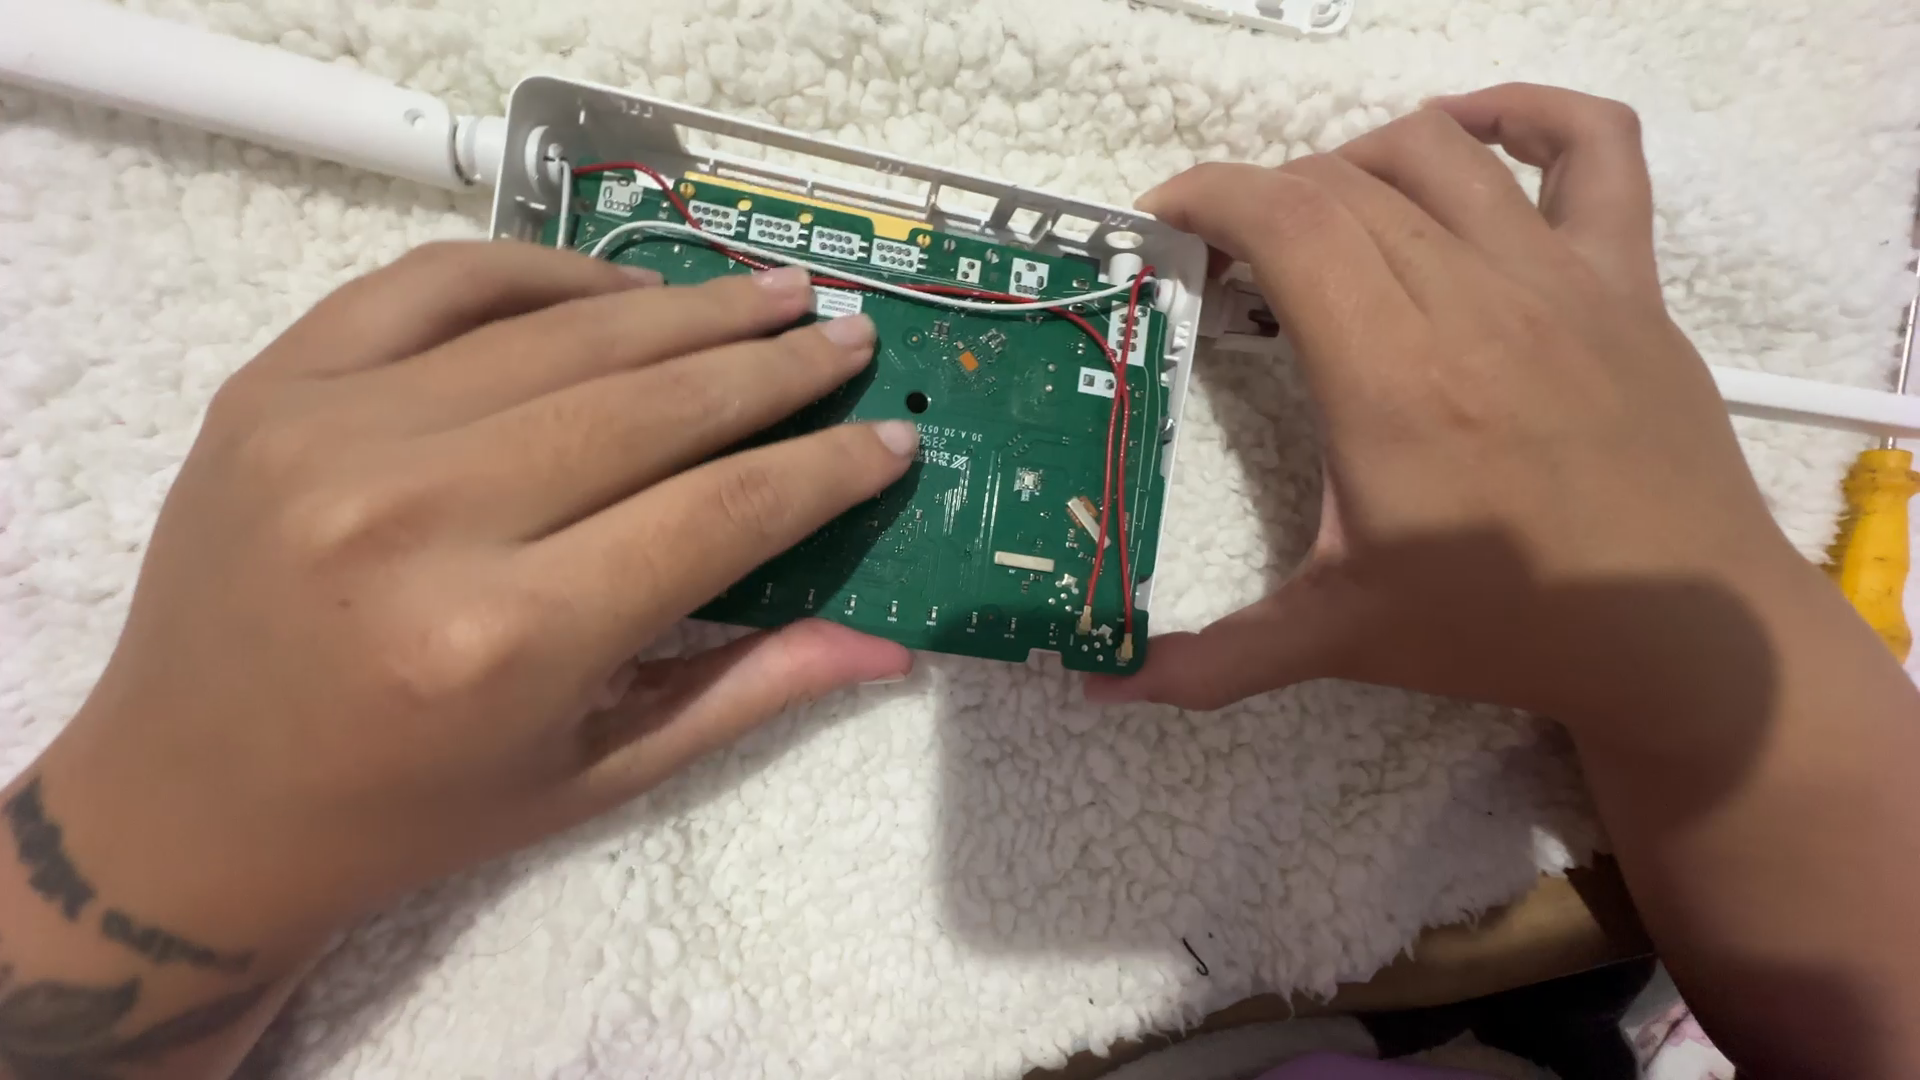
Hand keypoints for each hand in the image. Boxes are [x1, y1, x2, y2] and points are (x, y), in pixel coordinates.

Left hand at [34, 246, 918, 949]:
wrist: (188, 806)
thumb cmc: (428, 806)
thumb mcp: (610, 771)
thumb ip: (758, 689)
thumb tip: (894, 647)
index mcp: (511, 639)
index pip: (723, 512)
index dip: (826, 468)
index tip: (893, 438)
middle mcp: (422, 519)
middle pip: (658, 405)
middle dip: (778, 368)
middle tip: (850, 337)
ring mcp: (333, 432)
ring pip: (569, 331)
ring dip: (695, 308)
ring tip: (776, 293)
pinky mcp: (276, 384)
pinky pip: (443, 282)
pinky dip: (553, 268)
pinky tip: (629, 287)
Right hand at [1089, 84, 1806, 718]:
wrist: (1683, 637)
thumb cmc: (1494, 628)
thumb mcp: (1333, 641)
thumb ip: (1209, 663)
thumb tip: (1100, 690)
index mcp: (1390, 380)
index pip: (1289, 224)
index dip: (1210, 197)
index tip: (1159, 219)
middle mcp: (1472, 303)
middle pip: (1339, 187)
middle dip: (1253, 201)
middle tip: (1213, 263)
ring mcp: (1560, 279)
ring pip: (1434, 156)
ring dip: (1344, 168)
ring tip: (1305, 227)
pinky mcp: (1624, 281)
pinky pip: (1590, 148)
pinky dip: (1516, 116)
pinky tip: (1458, 140)